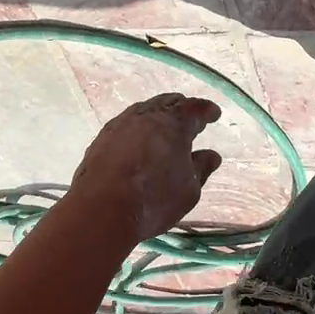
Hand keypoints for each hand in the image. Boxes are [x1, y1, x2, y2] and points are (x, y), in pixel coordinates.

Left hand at [65, 94, 222, 243]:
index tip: (214, 114)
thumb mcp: (189, 190)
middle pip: (168, 103)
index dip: (207, 110)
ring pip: (144, 111)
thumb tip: (211, 155)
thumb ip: (201, 168)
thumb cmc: (153, 200)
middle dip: (181, 109)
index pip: (195, 108)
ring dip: (157, 116)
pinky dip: (137, 129)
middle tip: (190, 119)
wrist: (100, 210)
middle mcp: (147, 116)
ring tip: (163, 129)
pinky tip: (137, 142)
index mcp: (174, 123)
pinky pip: (125, 125)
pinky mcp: (101, 139)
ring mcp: (120, 125)